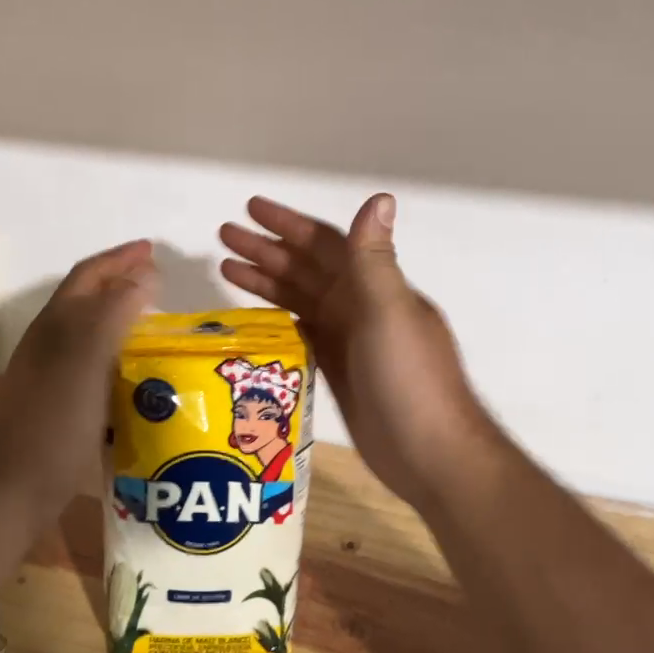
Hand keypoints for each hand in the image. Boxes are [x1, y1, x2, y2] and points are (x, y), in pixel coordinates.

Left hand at [0, 240, 157, 533]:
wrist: (8, 493)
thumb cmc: (52, 422)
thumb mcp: (87, 360)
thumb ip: (114, 311)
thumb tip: (143, 272)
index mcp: (55, 324)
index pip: (88, 275)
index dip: (119, 257)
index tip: (153, 250)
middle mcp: (48, 342)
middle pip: (86, 299)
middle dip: (120, 282)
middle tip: (159, 280)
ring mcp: (49, 375)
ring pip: (88, 332)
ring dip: (119, 317)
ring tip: (155, 321)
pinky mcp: (56, 406)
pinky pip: (92, 365)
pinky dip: (116, 355)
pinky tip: (135, 374)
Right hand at [219, 195, 495, 511]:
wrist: (431, 455)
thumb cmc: (410, 381)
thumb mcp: (387, 313)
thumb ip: (373, 259)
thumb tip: (380, 197)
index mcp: (373, 286)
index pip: (323, 244)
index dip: (287, 224)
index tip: (250, 208)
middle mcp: (359, 305)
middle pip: (305, 268)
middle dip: (266, 250)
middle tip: (223, 235)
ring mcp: (349, 338)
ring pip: (299, 299)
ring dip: (265, 281)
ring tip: (224, 267)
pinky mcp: (337, 369)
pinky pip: (300, 332)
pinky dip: (276, 320)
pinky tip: (250, 318)